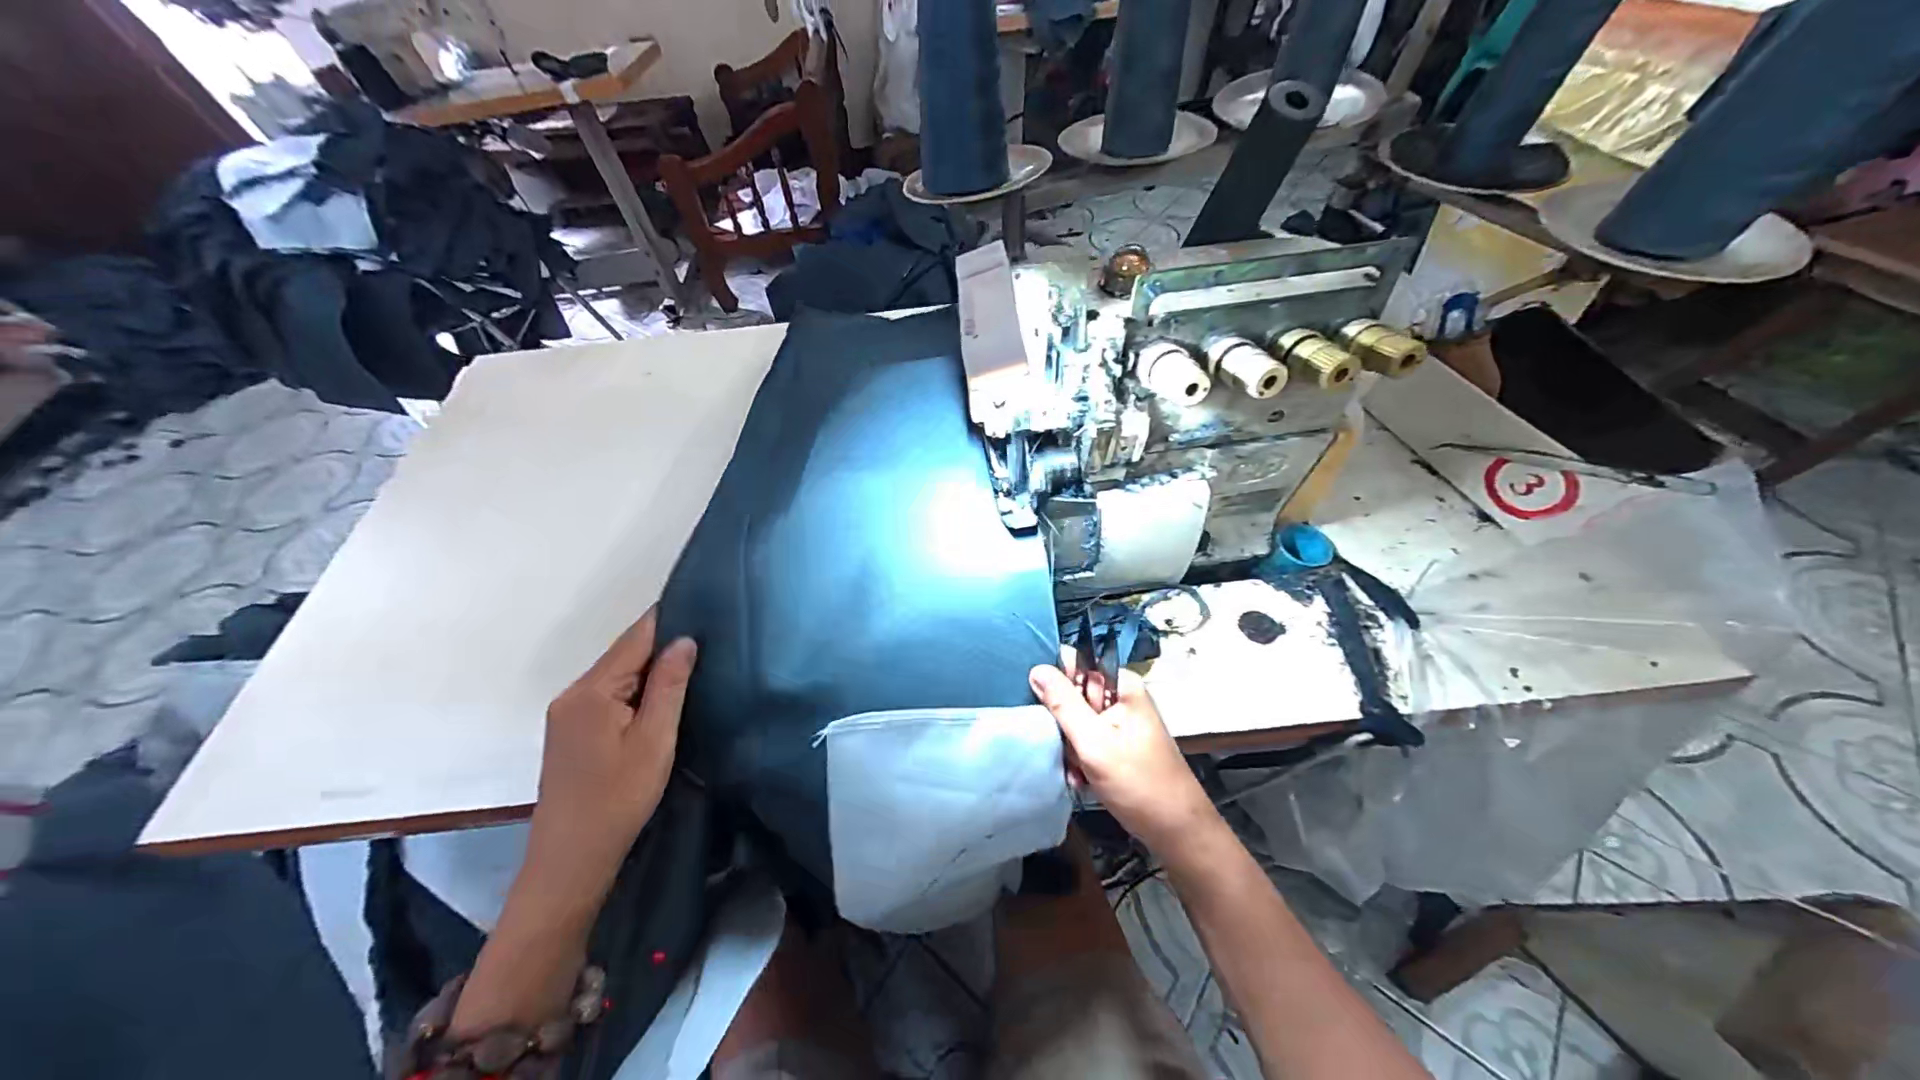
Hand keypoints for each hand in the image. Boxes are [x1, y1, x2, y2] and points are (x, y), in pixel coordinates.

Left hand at [525, 607, 696, 894]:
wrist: (570, 861)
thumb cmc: (618, 800)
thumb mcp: (654, 741)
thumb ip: (669, 686)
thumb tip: (684, 639)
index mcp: (591, 691)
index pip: (635, 638)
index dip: (668, 618)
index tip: (704, 603)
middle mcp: (573, 694)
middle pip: (624, 654)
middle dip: (663, 644)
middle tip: (711, 635)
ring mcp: (568, 714)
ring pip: (618, 675)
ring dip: (652, 668)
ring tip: (696, 661)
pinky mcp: (571, 732)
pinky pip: (610, 695)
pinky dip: (637, 689)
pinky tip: (663, 694)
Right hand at [1029, 651, 1219, 855]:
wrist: (1175, 829)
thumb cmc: (1138, 783)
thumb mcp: (1093, 742)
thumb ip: (1063, 704)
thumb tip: (1036, 669)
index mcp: (1121, 684)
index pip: (1075, 662)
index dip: (1056, 683)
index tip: (1048, 710)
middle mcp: (1120, 696)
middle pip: (1071, 692)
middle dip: (1062, 723)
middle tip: (1070, 749)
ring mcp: (1118, 720)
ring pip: (1074, 719)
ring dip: (1069, 746)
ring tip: (1078, 770)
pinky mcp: (1115, 742)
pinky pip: (1084, 739)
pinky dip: (1079, 758)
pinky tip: (1082, 778)